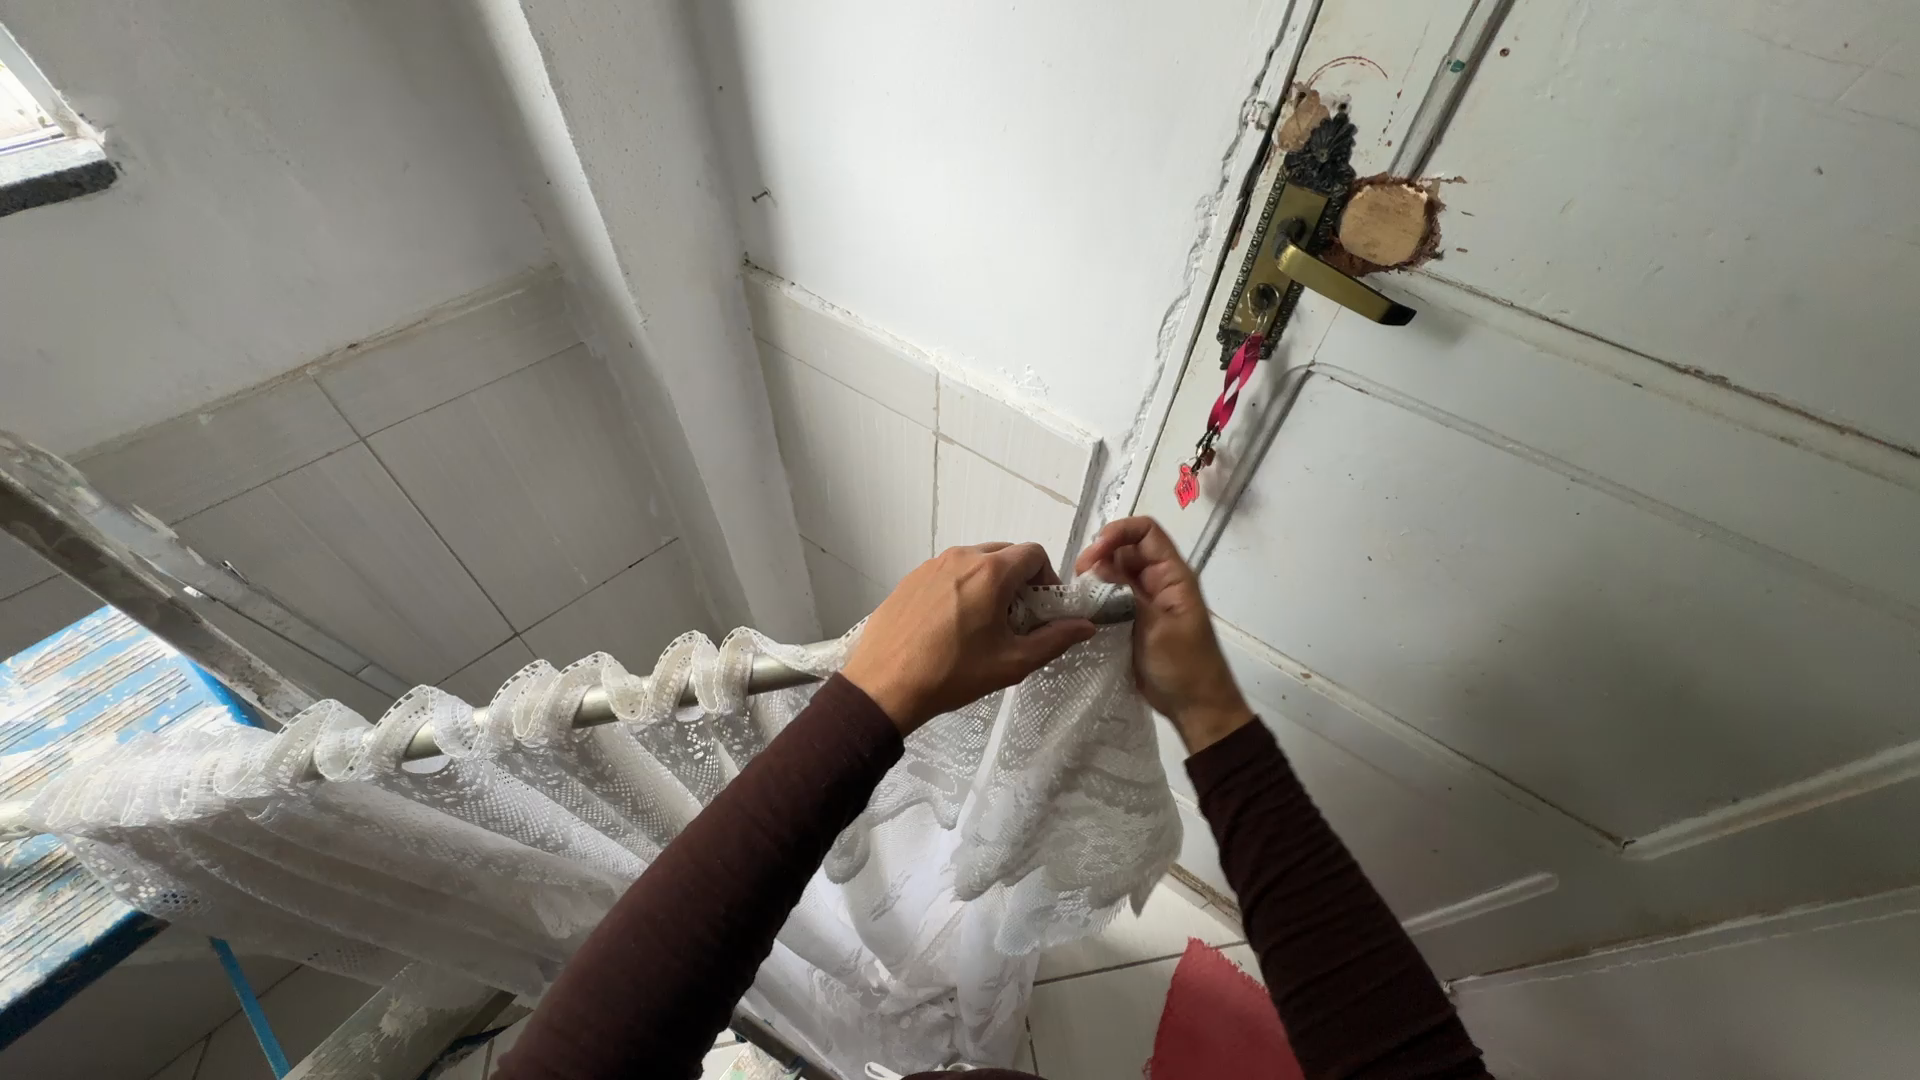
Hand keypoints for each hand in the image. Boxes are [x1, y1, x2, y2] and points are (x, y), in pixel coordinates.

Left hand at [843, 543, 1096, 732]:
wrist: (884, 685)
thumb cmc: (953, 674)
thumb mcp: (1012, 662)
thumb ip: (1055, 639)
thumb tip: (1086, 625)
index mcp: (990, 571)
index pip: (1034, 553)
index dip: (1047, 578)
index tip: (1042, 610)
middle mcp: (961, 557)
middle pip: (1005, 554)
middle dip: (1019, 581)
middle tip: (1015, 620)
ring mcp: (932, 565)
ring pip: (975, 562)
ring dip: (989, 584)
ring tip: (982, 625)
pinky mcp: (911, 578)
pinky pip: (948, 573)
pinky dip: (961, 589)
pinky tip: (951, 625)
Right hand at [1075, 516, 1253, 752]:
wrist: (1196, 708)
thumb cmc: (1185, 667)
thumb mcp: (1155, 627)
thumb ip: (1127, 593)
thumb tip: (1098, 564)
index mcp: (1173, 576)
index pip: (1146, 532)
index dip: (1118, 532)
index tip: (1094, 554)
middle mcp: (1158, 581)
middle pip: (1125, 549)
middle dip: (1099, 555)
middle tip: (1078, 579)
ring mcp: (1144, 601)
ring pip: (1114, 572)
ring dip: (1094, 577)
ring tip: (1077, 594)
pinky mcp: (1132, 620)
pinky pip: (1110, 597)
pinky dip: (1094, 598)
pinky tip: (1081, 610)